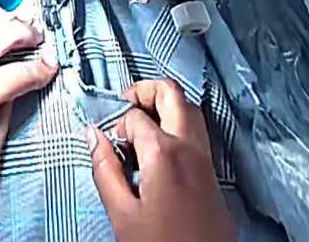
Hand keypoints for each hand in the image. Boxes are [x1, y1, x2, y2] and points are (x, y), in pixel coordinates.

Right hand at [89, 79, 235, 241]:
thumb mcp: (122, 215)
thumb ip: (104, 168)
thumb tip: (93, 133)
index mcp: (164, 152)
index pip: (133, 115)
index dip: (115, 124)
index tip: (109, 146)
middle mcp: (190, 148)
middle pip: (171, 93)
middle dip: (145, 92)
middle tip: (126, 111)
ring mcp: (207, 162)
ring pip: (189, 109)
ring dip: (164, 107)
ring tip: (141, 128)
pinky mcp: (215, 179)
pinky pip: (198, 135)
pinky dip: (178, 128)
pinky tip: (160, 153)